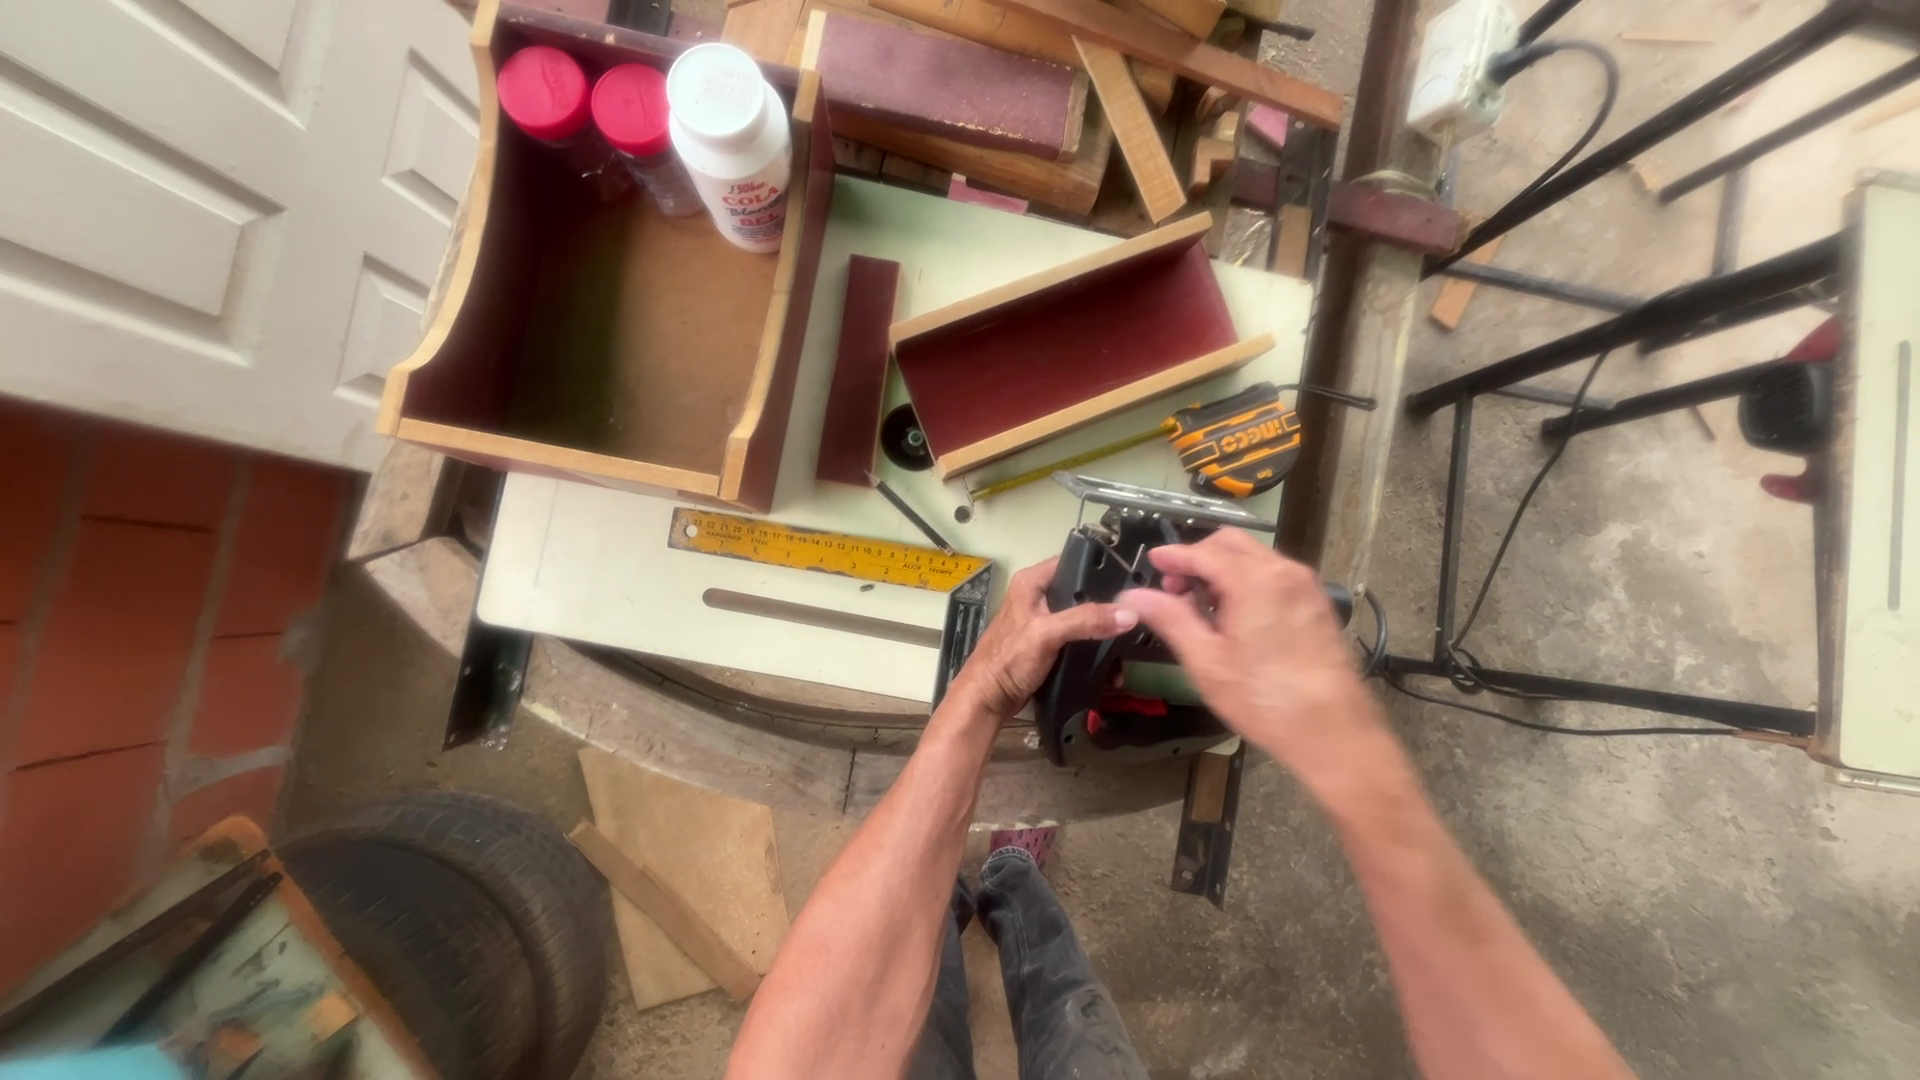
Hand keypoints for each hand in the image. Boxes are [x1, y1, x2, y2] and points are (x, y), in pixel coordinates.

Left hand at [950, 557, 1137, 718]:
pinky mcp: (1050, 643)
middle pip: (1083, 593)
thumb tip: (1129, 614)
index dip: (1100, 570)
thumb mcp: (1047, 634)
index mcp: (1032, 582)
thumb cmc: (1009, 659)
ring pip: (1084, 618)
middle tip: (1135, 620)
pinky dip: (1094, 651)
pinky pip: (1079, 639)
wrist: (989, 698)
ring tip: (1126, 650)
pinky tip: (1110, 665)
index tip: (1130, 583)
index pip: (1073, 562)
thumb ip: (1085, 621)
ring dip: (1104, 634)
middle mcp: (1038, 595)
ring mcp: (1045, 620)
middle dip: (1108, 609)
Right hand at [1118, 529, 1383, 779]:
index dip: (1173, 556)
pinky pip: (1274, 575)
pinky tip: (1234, 616)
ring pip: (1254, 558)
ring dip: (1223, 569)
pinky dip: (1247, 581)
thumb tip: (1134, 596)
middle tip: (1174, 589)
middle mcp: (1284, 572)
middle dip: (1198, 558)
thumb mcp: (1207, 662)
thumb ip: (1170, 619)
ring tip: (1202, 607)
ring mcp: (1306, 586)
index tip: (1151, 562)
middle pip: (1231, 545)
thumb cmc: (1265, 700)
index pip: (1203, 553)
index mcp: (1255, 581)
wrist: (1334, 732)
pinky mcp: (1317, 603)